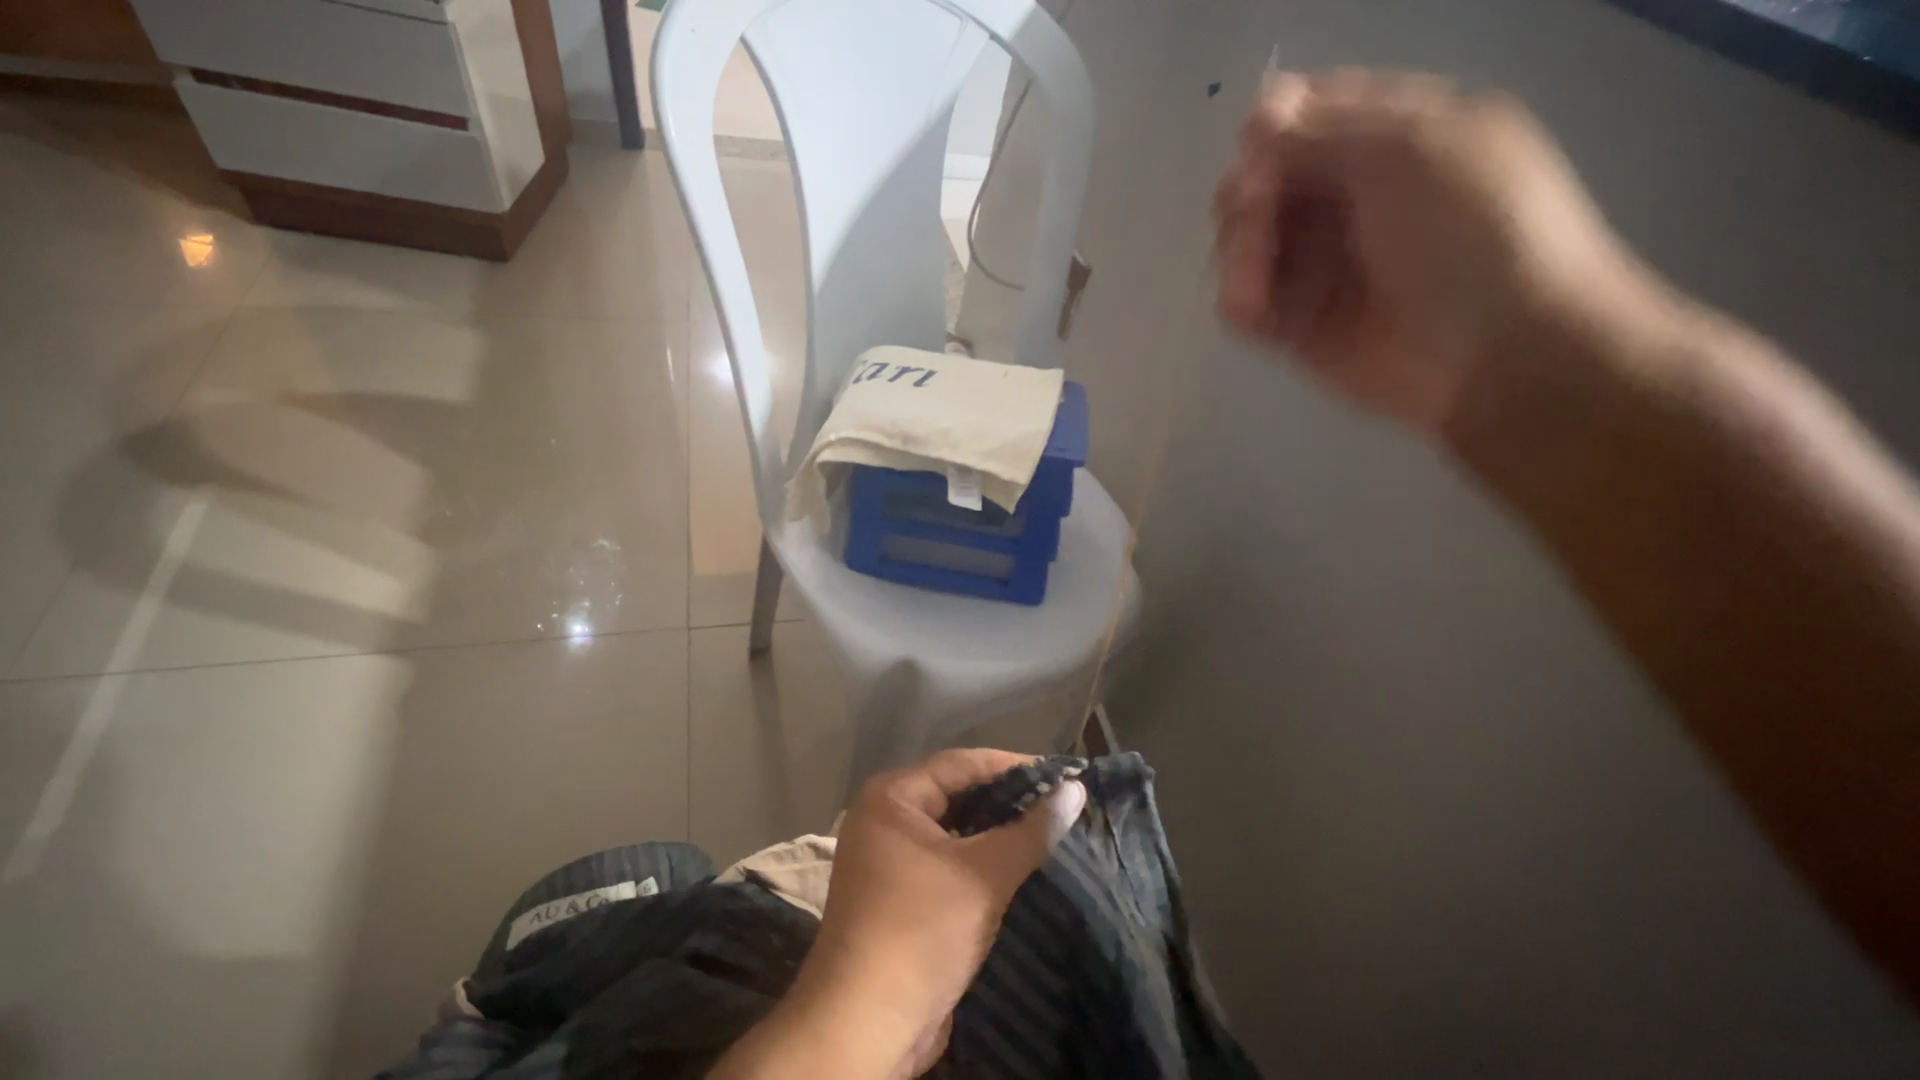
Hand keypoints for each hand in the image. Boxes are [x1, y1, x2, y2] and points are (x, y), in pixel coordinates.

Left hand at [772, 750, 1084, 1077]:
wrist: (866, 1025)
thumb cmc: (920, 931)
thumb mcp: (983, 875)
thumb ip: (1031, 831)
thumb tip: (1077, 791)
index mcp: (891, 797)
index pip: (962, 763)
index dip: (1016, 766)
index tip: (1066, 775)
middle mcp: (884, 819)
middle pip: (957, 795)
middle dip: (1009, 800)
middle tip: (1064, 804)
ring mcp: (888, 859)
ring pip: (954, 832)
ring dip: (998, 833)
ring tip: (1051, 832)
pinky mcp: (899, 895)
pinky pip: (948, 862)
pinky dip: (981, 861)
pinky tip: (1020, 867)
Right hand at [1214, 69, 1665, 434]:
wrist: (1501, 354)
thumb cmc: (1476, 235)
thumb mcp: (1415, 148)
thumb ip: (1327, 127)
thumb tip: (1256, 120)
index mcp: (1392, 138)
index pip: (1308, 112)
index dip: (1272, 126)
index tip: (1260, 147)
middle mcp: (1352, 196)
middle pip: (1264, 176)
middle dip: (1247, 193)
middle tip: (1253, 214)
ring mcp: (1325, 264)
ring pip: (1245, 238)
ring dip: (1236, 250)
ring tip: (1251, 283)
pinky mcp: (1302, 326)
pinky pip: (1245, 302)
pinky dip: (1236, 300)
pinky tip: (1247, 308)